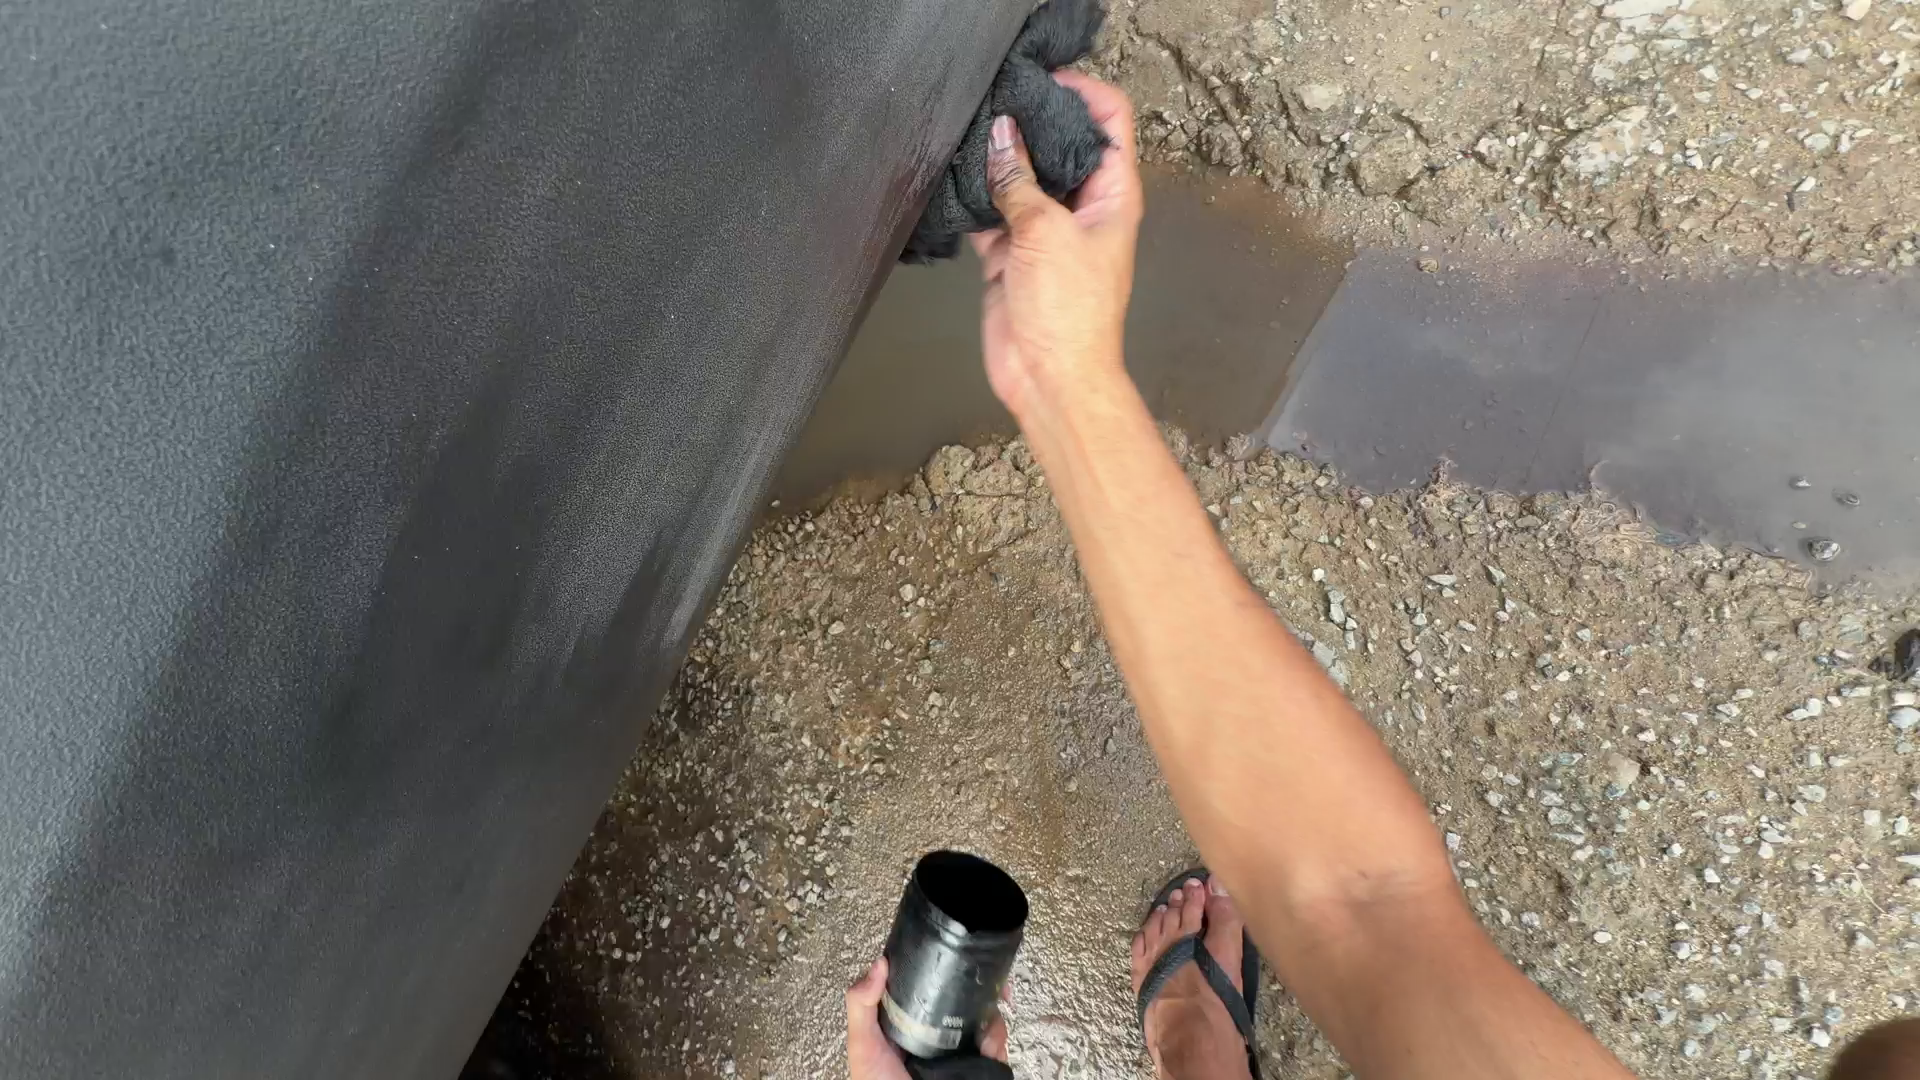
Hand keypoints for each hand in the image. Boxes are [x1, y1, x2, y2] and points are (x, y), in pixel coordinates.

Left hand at [846, 959, 1008, 1079]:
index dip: (946, 962)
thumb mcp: (863, 1044)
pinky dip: (997, 1037)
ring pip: (984, 1014)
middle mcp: (937, 1027)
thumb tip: (881, 961)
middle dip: (982, 983)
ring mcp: (958, 1046)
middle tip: (992, 981)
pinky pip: (994, 1042)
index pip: (931, 980)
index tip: (957, 949)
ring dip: (992, 1010)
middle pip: (964, 993)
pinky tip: (990, 1043)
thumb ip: (861, 1004)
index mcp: (911, 1015)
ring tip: (990, 1016)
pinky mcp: (975, 1064)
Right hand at [970, 73, 1142, 419]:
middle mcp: (1080, 211)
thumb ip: (1019, 181)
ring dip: (997, 166)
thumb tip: (1002, 136)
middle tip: (994, 107)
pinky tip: (954, 185)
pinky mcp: (1013, 260)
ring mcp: (1044, 236)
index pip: (1109, 124)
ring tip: (969, 140)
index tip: (1041, 85)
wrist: (1049, 377)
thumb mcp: (1045, 232)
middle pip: (1059, 150)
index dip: (1082, 95)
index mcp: (1111, 197)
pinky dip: (975, 205)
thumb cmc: (1069, 312)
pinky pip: (992, 220)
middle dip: (1029, 127)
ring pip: (1020, 184)